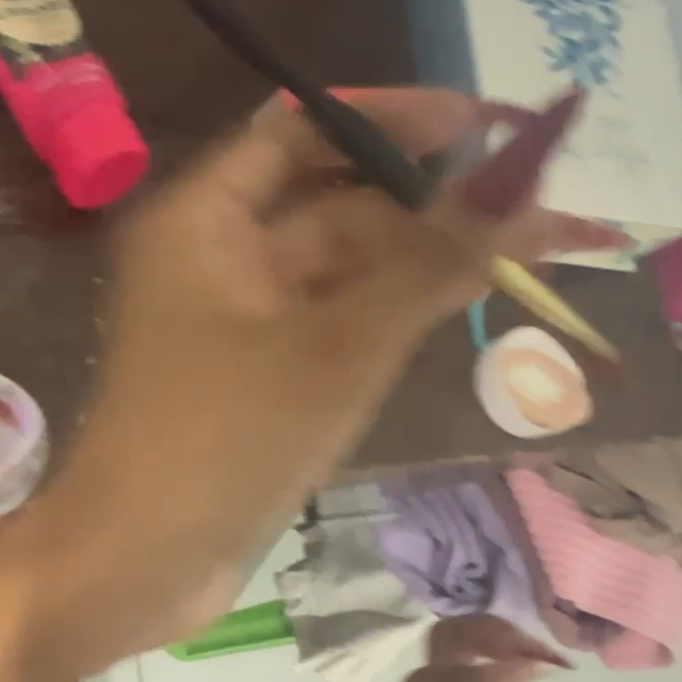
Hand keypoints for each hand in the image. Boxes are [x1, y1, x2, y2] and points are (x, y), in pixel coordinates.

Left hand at [22, 88, 621, 666]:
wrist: (137, 560)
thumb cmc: (222, 441)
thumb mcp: (336, 346)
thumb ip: (430, 258)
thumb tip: (528, 165)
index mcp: (198, 222)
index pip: (296, 131)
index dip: (390, 121)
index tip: (488, 127)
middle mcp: (206, 260)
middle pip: (324, 203)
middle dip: (425, 205)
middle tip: (544, 211)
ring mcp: (226, 325)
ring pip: (331, 272)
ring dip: (417, 264)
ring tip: (534, 256)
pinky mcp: (247, 381)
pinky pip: (321, 327)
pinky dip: (382, 318)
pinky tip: (460, 308)